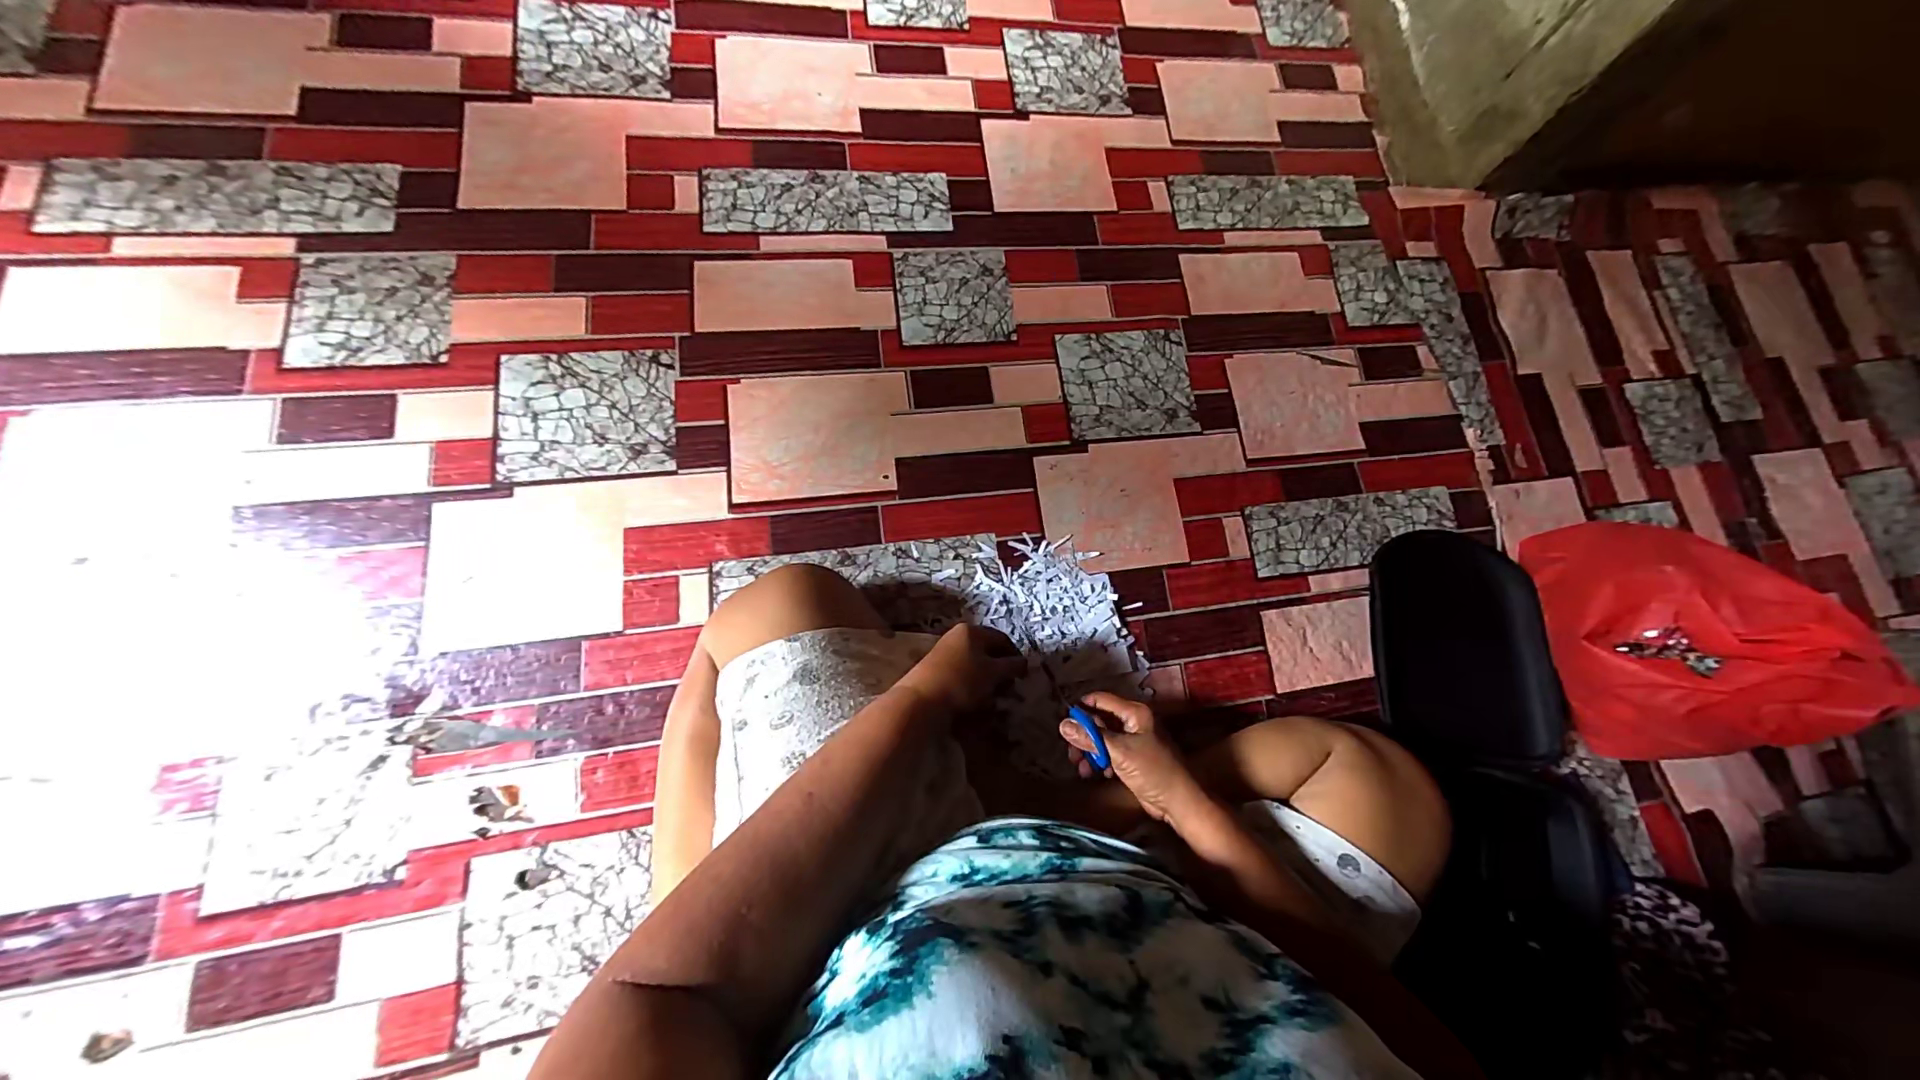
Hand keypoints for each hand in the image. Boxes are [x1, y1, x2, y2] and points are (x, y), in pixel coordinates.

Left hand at [894, 623, 1024, 715]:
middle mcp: (956, 637)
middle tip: (1008, 689)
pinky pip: (961, 675)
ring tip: (992, 699)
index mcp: (971, 631)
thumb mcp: (993, 673)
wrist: (921, 700)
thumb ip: (1012, 666)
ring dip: (986, 681)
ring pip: (974, 666)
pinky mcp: (935, 671)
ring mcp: (943, 653)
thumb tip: (1025, 662)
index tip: (1023, 676)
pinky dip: (971, 686)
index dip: (1015, 657)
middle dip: (1000, 671)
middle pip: (986, 652)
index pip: (1002, 639)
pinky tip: (973, 701)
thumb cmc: (962, 680)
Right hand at [1059, 692, 1205, 824]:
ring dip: (1089, 751)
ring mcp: (1132, 740)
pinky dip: (1099, 761)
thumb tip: (1064, 724)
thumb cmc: (1153, 771)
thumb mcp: (1118, 751)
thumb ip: (1091, 737)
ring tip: (1081, 767)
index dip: (1082, 708)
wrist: (1177, 802)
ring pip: (1101, 738)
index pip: (1101, 700)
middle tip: (1071, 752)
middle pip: (1099, 720)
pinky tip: (1094, 773)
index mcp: (1134, 713)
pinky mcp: (1131, 758)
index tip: (1065, 722)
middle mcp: (1133, 722)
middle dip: (1083, 736)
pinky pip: (1108, 753)